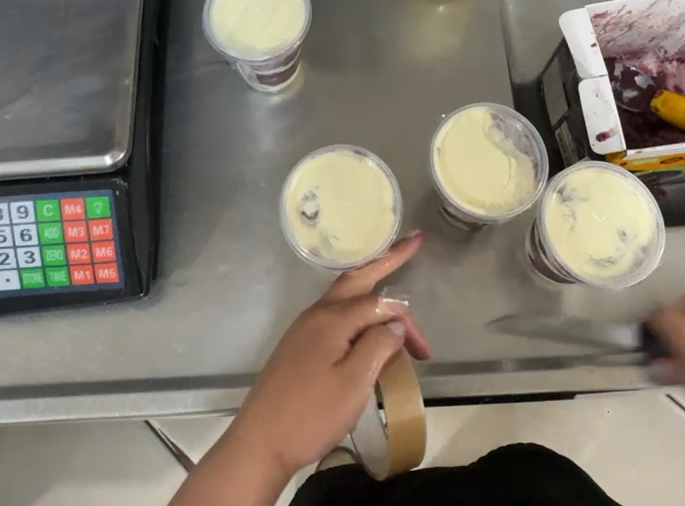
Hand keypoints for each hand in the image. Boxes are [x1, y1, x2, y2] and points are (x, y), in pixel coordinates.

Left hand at [226, 233, 433, 478]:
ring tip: (392, 269)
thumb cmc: (310, 415)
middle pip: (357, 278)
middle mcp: (318, 314)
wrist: (260, 442)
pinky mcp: (299, 345)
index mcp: (333, 319)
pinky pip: (335, 313)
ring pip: (344, 293)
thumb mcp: (353, 384)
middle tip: (413, 242)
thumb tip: (396, 323)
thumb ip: (378, 347)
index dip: (406, 323)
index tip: (424, 354)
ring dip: (371, 283)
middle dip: (387, 259)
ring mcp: (305, 328)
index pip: (380, 305)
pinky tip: (364, 319)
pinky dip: (357, 307)